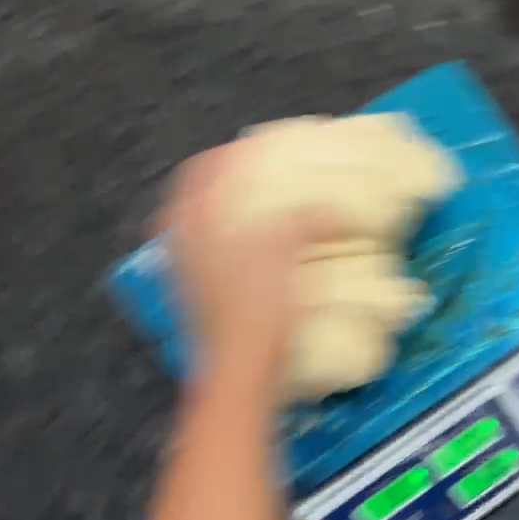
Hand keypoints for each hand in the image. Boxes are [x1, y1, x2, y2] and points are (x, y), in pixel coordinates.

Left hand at [160, 142, 331, 370]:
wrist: (240, 368)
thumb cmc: (257, 306)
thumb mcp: (287, 251)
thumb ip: (307, 220)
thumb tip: (337, 208)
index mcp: (196, 217)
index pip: (208, 167)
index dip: (238, 154)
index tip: (267, 151)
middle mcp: (181, 238)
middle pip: (201, 195)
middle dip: (233, 185)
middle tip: (267, 183)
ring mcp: (186, 271)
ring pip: (205, 227)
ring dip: (234, 217)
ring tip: (267, 218)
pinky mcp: (199, 297)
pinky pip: (213, 256)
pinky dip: (236, 248)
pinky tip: (262, 259)